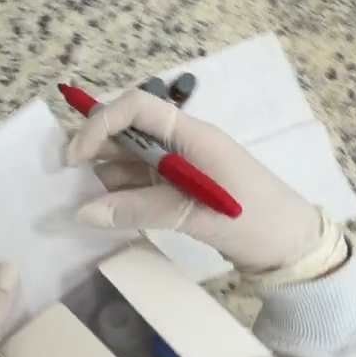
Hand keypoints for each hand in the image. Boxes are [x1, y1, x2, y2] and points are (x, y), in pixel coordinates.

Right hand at [65, 90, 342, 278]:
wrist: (293, 248)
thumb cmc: (256, 221)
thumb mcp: (195, 214)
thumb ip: (138, 210)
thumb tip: (83, 212)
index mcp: (192, 136)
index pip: (136, 108)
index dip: (100, 124)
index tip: (75, 158)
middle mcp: (181, 145)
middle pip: (126, 131)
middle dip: (92, 147)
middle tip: (63, 178)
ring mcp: (179, 168)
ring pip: (128, 159)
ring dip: (100, 174)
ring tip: (74, 198)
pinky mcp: (178, 191)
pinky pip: (138, 184)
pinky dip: (116, 194)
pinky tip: (98, 211)